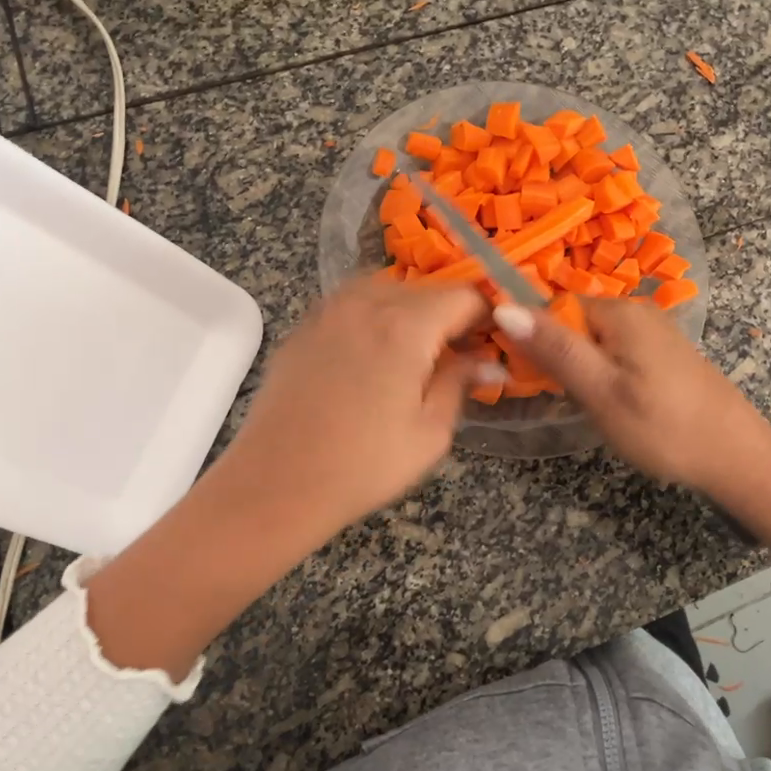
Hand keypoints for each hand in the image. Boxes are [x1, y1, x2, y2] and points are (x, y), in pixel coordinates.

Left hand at [218, 279, 493, 539]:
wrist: (276, 483)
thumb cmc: (363, 466)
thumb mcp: (429, 432)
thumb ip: (460, 383)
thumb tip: (489, 361)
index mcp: (406, 325)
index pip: (464, 295)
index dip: (487, 315)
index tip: (494, 340)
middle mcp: (366, 302)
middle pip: (424, 288)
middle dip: (448, 314)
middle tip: (460, 354)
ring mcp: (329, 310)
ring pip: (386, 290)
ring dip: (410, 312)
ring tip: (416, 355)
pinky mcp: (303, 327)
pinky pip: (351, 306)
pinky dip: (373, 318)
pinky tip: (372, 358)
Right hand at [494, 299, 769, 491]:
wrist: (740, 459)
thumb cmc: (665, 429)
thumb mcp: (600, 392)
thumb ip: (555, 348)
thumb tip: (503, 308)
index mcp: (619, 312)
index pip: (553, 307)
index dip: (535, 338)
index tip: (530, 376)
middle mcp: (637, 311)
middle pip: (574, 321)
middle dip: (559, 356)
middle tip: (566, 399)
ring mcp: (655, 331)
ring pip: (594, 340)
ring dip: (581, 369)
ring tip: (591, 407)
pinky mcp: (665, 353)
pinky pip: (616, 351)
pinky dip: (605, 374)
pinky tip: (617, 405)